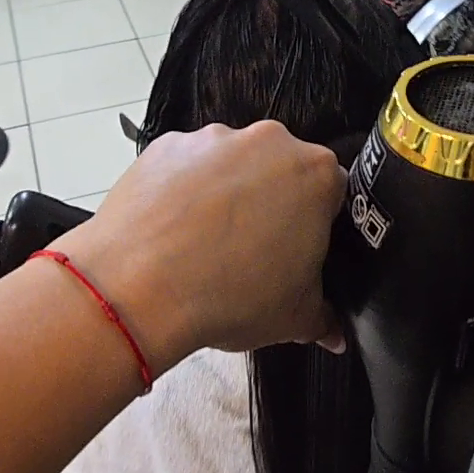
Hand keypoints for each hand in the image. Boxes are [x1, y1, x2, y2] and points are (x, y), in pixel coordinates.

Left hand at [55, 121, 346, 369]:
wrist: (138, 288)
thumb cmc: (230, 297)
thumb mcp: (294, 318)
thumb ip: (323, 318)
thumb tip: (334, 333)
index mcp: (315, 174)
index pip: (332, 190)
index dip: (318, 221)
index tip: (300, 246)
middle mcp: (268, 142)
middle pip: (281, 168)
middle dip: (272, 201)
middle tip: (253, 248)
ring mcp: (213, 139)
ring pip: (231, 163)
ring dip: (226, 192)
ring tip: (205, 243)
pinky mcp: (166, 145)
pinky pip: (186, 165)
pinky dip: (183, 189)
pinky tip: (173, 229)